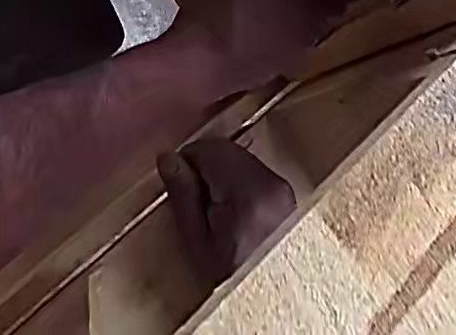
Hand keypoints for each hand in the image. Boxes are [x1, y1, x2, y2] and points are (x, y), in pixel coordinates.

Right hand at [158, 138, 294, 286]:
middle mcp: (271, 183)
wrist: (270, 306)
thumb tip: (168, 158)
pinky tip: (232, 209)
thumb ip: (183, 196)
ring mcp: (283, 188)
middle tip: (193, 195)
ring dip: (222, 171)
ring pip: (242, 157)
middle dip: (206, 164)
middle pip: (229, 150)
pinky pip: (255, 171)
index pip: (211, 149)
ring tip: (213, 207)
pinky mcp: (288, 194)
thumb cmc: (231, 280)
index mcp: (248, 194)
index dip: (189, 158)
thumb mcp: (198, 244)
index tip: (178, 176)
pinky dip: (239, 180)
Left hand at [165, 0, 382, 94]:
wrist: (195, 66)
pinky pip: (240, 2)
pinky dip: (255, 19)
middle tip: (313, 28)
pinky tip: (261, 46)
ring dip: (279, 10)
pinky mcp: (201, 0)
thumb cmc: (256, 32)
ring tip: (288, 41)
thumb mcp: (310, 9)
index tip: (330, 11)